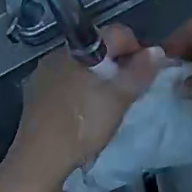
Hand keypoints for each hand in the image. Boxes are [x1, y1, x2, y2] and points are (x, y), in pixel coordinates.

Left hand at [7, 24, 160, 183]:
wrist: (39, 158)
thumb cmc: (82, 126)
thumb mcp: (119, 99)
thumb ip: (139, 72)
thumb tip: (156, 51)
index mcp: (80, 48)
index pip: (117, 33)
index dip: (137, 49)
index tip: (145, 73)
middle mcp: (59, 52)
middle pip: (98, 47)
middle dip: (118, 64)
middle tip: (129, 90)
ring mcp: (43, 71)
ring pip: (81, 64)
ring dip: (98, 76)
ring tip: (108, 102)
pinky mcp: (35, 91)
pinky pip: (65, 79)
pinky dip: (80, 87)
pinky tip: (84, 110)